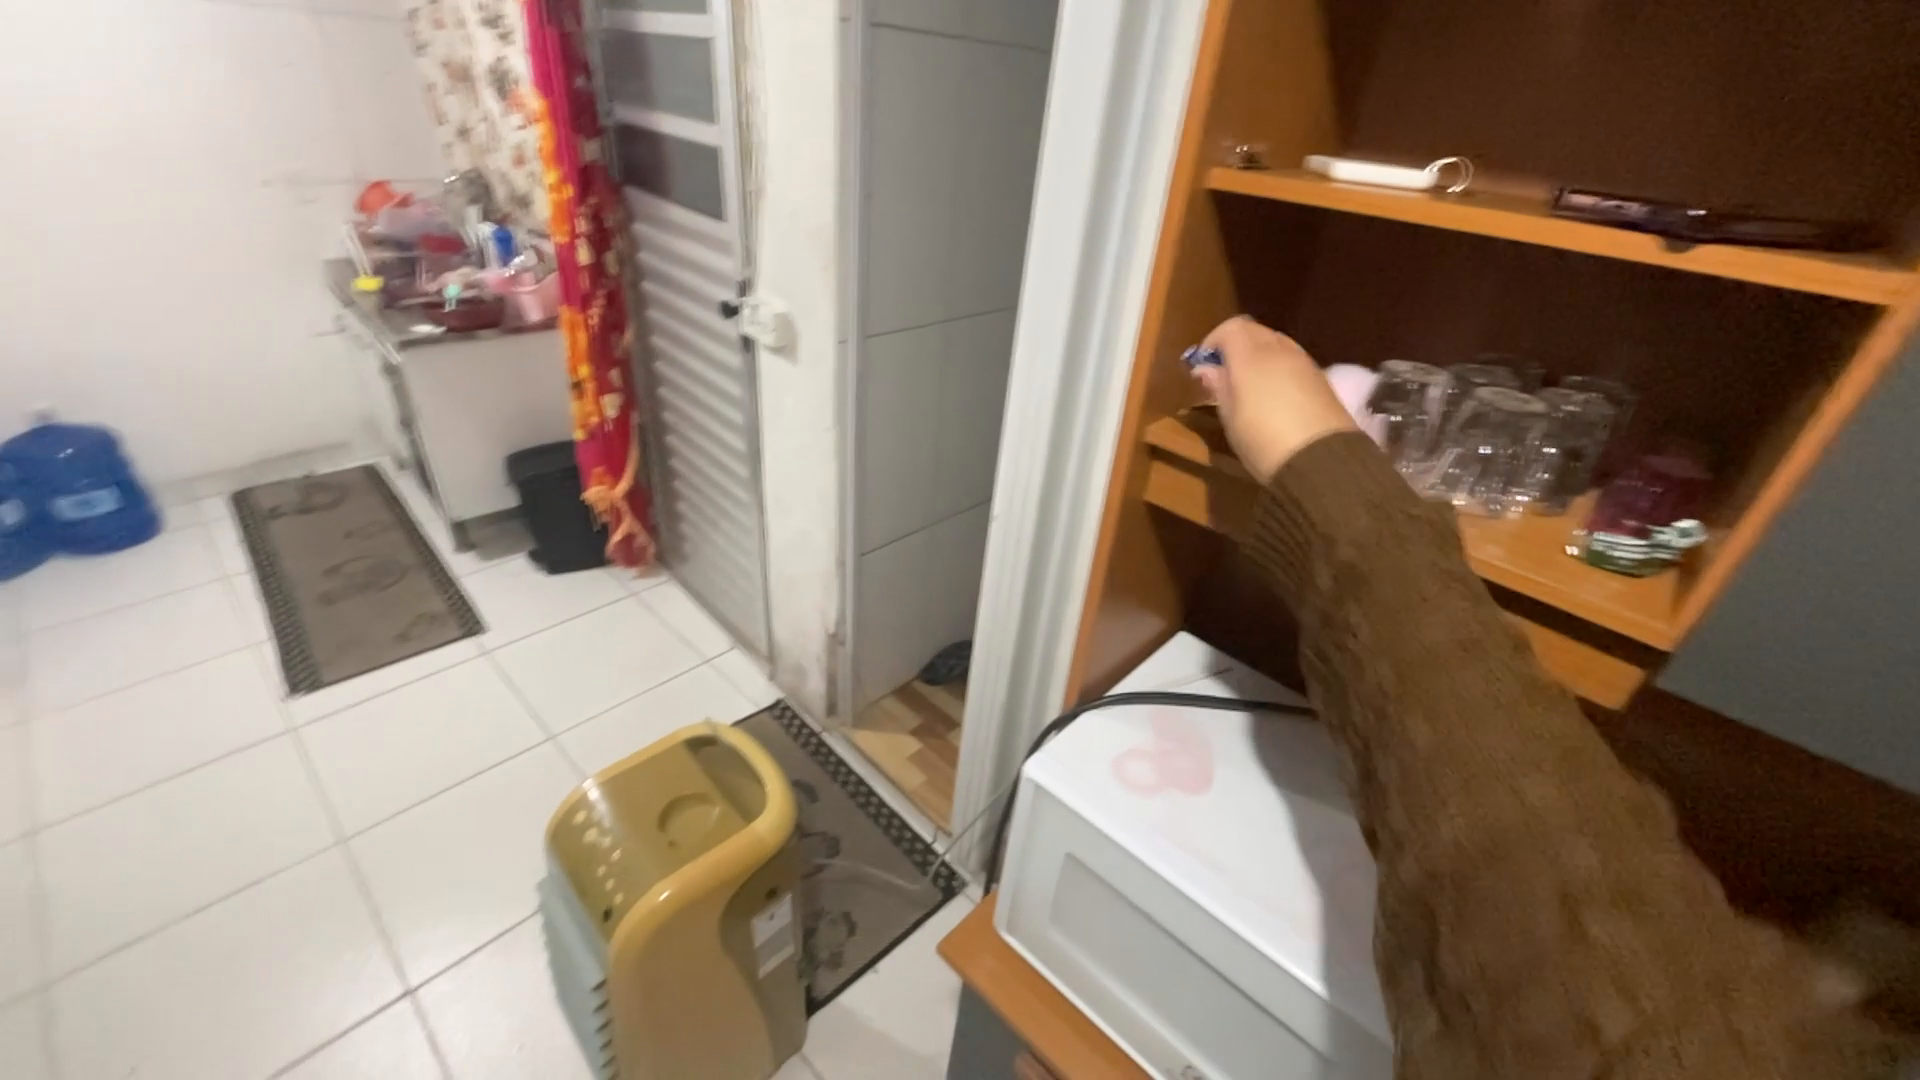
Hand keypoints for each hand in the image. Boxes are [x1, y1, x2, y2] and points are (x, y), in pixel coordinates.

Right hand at [1191, 316, 1356, 484]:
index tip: (1203, 365)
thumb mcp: (1229, 416)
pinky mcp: (1321, 378)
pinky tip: (1273, 394)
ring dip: (1258, 355)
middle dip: (1236, 346)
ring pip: (1276, 343)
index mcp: (1251, 355)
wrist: (1320, 459)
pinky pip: (1292, 360)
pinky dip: (1277, 367)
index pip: (1230, 328)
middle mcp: (1279, 349)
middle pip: (1255, 331)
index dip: (1213, 341)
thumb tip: (1205, 368)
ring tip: (1248, 385)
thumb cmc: (1262, 438)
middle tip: (1223, 373)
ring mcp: (1304, 361)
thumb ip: (1218, 385)